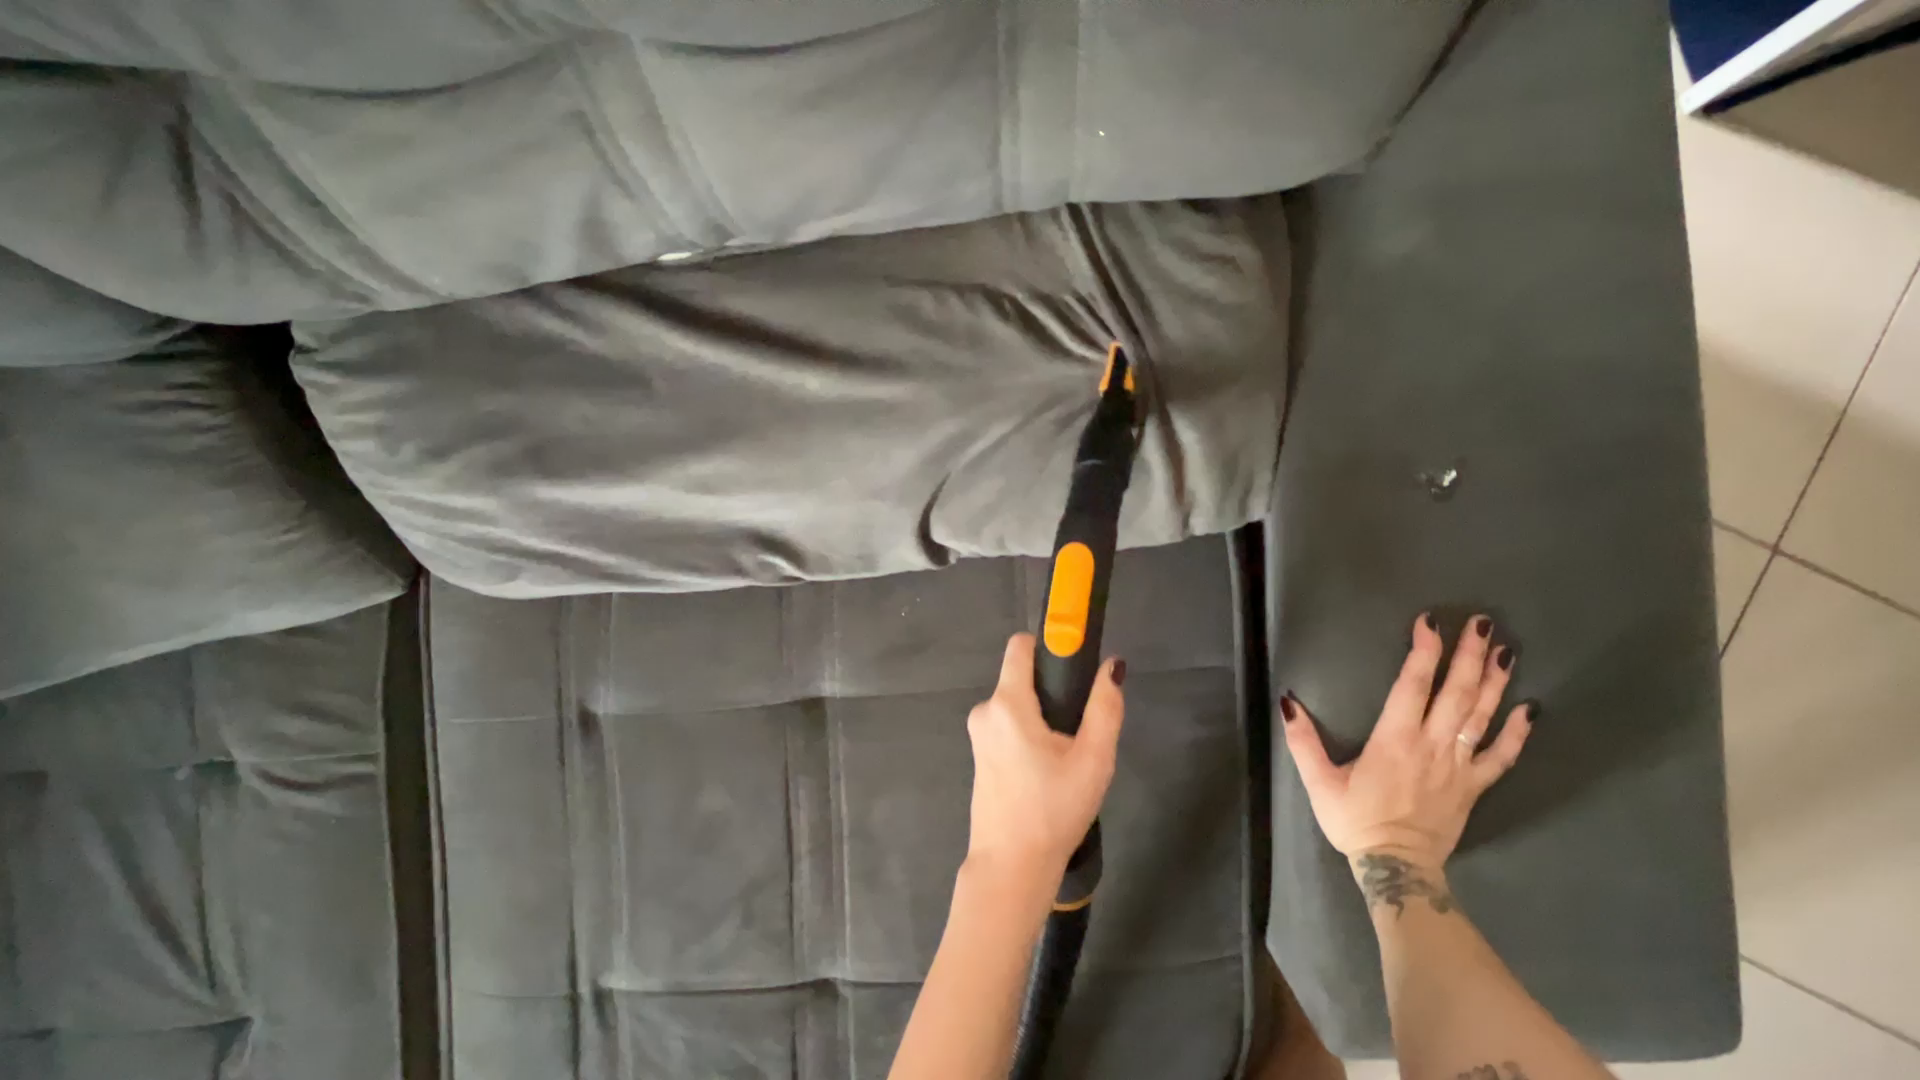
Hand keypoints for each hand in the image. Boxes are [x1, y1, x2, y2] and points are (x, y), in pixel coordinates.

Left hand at [964, 633, 1125, 884]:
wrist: (1011, 867)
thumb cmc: (1053, 810)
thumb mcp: (1094, 759)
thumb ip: (1105, 707)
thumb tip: (1112, 666)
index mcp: (1008, 704)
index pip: (1020, 646)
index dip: (1050, 646)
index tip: (1076, 664)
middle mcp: (986, 711)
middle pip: (1024, 679)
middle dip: (1054, 693)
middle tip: (1080, 732)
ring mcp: (979, 736)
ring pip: (1020, 707)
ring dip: (1045, 720)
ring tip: (1068, 760)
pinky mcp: (980, 757)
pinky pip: (1011, 729)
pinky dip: (1031, 738)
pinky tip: (1049, 773)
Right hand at [1281, 613, 1532, 874]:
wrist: (1396, 867)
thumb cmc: (1355, 821)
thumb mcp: (1319, 782)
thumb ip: (1303, 741)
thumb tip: (1289, 702)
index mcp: (1395, 739)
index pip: (1413, 683)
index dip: (1423, 650)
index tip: (1429, 622)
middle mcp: (1433, 745)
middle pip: (1456, 692)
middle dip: (1470, 654)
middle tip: (1483, 622)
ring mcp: (1459, 765)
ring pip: (1482, 716)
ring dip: (1494, 681)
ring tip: (1505, 651)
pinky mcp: (1474, 786)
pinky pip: (1502, 756)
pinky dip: (1517, 731)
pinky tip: (1529, 708)